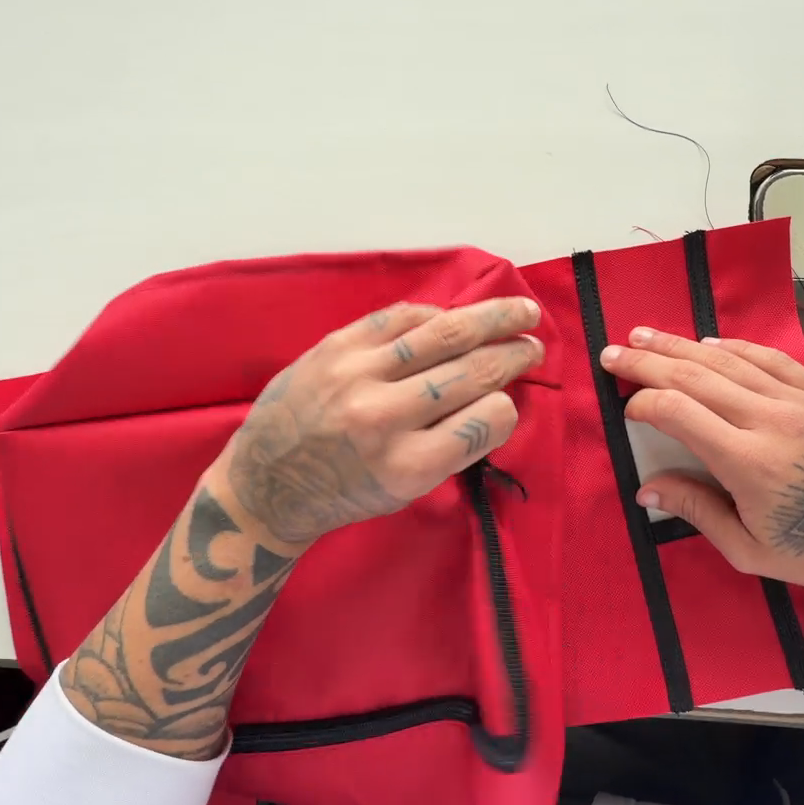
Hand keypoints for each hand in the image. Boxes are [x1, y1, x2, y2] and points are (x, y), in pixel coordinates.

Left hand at [219, 297, 544, 548]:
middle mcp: (384, 417)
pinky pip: (399, 317)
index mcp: (408, 467)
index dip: (508, 407)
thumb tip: (497, 396)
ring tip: (522, 310)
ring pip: (442, 333)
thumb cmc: (344, 494)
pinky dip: (435, 314)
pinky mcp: (335, 346)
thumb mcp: (405, 491)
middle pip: (472, 371)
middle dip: (514, 353)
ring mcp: (357, 375)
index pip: (486, 421)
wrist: (266, 484)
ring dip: (492, 317)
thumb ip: (451, 447)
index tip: (509, 401)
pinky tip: (455, 316)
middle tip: (537, 345)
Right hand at [600, 328, 803, 614]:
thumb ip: (697, 511)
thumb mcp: (752, 550)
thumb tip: (646, 490)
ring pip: (728, 361)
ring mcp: (799, 402)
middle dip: (646, 362)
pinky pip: (771, 360)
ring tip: (644, 335)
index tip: (626, 409)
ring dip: (681, 345)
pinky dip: (734, 348)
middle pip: (695, 376)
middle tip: (612, 351)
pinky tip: (709, 343)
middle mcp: (771, 421)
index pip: (679, 412)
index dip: (643, 403)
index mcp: (749, 464)